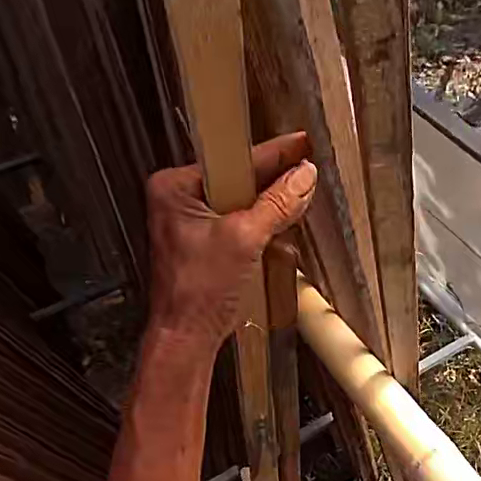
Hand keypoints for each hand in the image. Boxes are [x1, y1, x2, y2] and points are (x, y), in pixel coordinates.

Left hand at [142, 131, 317, 349]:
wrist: (187, 337)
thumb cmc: (195, 295)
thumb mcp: (244, 240)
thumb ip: (276, 204)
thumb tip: (303, 178)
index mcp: (175, 188)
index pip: (233, 159)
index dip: (273, 152)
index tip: (301, 144)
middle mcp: (179, 200)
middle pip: (238, 177)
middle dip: (273, 179)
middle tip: (306, 173)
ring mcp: (192, 222)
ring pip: (241, 200)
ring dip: (270, 205)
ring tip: (298, 200)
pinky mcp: (206, 242)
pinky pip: (240, 220)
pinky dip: (262, 224)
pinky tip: (279, 227)